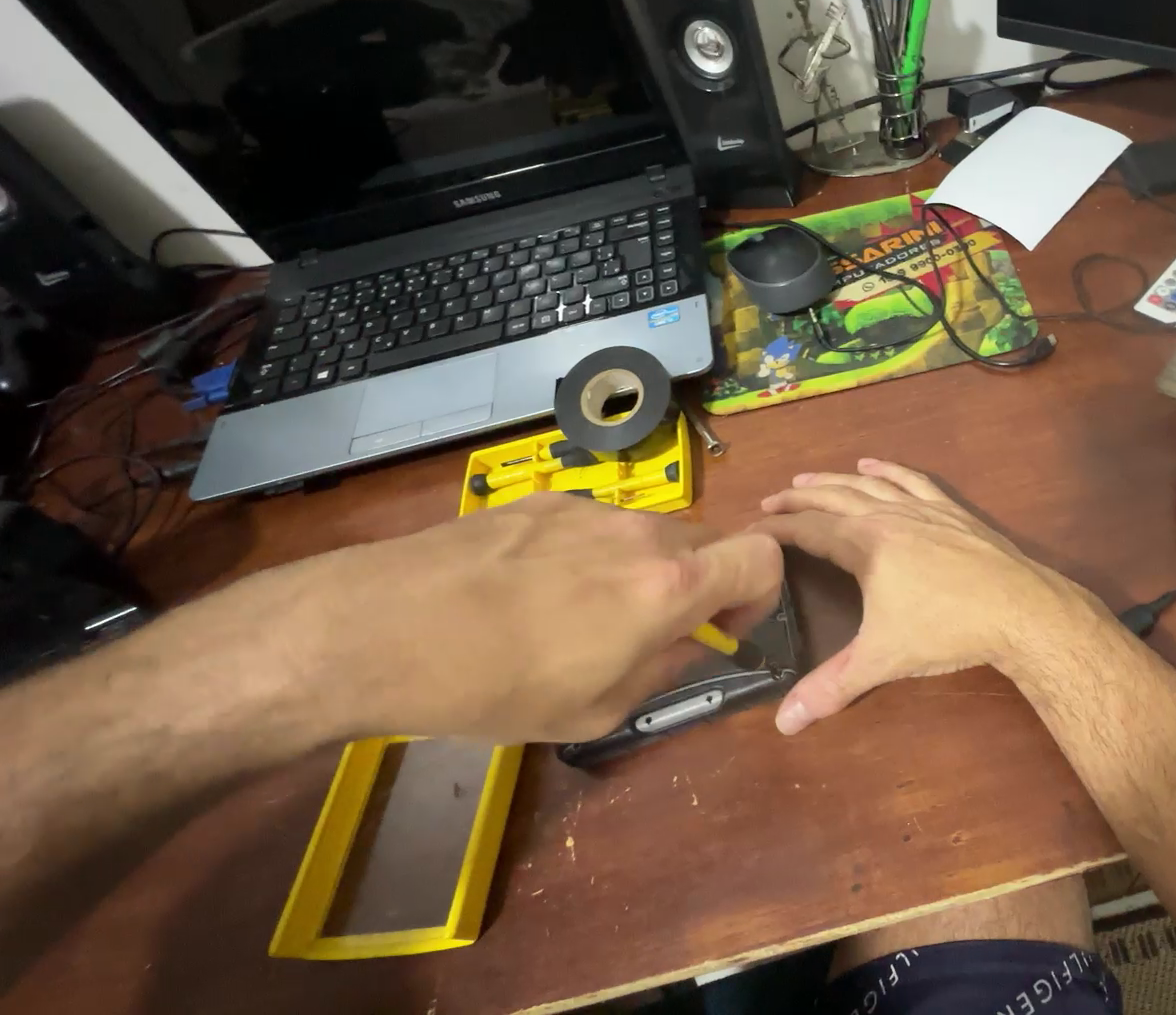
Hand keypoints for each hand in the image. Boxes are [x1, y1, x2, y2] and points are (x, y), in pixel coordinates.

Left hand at [155, 492, 782, 743]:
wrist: (375, 629)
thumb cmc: (495, 686)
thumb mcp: (596, 711)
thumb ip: (664, 669)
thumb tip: (688, 643)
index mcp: (669, 586)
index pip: (764, 556)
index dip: (764, 591)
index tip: (726, 626)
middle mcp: (644, 533)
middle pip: (710, 544)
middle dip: (703, 585)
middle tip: (656, 628)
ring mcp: (593, 509)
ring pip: (655, 533)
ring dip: (647, 570)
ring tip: (584, 611)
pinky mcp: (546, 499)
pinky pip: (600, 524)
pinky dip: (596, 554)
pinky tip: (536, 588)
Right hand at [755, 458, 1112, 733]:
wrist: (1020, 609)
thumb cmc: (947, 630)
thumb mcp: (883, 660)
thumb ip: (832, 688)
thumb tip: (783, 725)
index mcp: (866, 545)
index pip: (808, 529)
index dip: (776, 528)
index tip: (750, 528)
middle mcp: (890, 517)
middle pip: (834, 497)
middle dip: (798, 498)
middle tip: (771, 500)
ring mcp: (924, 509)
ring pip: (870, 485)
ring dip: (836, 480)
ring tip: (809, 478)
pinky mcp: (953, 511)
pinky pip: (913, 481)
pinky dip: (889, 471)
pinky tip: (876, 466)